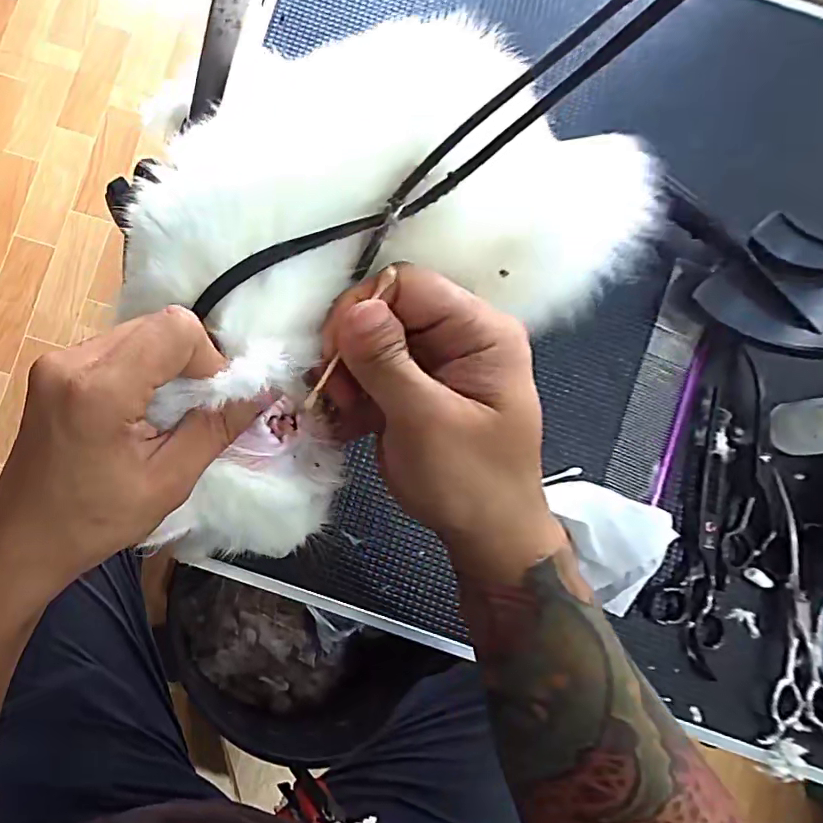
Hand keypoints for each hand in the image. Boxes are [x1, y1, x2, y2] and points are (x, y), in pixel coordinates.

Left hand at [0, 307, 264, 592]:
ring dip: (166, 368)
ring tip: (164, 418)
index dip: (208, 359)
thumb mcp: (169, 482)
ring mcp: (58, 359)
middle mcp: (73, 359)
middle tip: (193, 413)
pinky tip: (138, 413)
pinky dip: (142, 372)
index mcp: (99, 388)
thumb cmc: (96, 521)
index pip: (176, 329)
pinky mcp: (54, 367)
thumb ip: (216, 428)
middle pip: (158, 326)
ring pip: (139, 334)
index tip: (210, 403)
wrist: (25, 536)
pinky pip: (118, 349)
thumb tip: (260, 392)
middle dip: (190, 363)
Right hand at [320, 264, 566, 584]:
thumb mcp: (426, 421)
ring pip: (370, 342)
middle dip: (351, 348)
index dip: (365, 309)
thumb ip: (388, 362)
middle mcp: (460, 338)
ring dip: (347, 375)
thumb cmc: (471, 483)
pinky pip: (371, 373)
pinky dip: (352, 395)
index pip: (410, 285)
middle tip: (338, 392)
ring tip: (344, 413)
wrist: (486, 537)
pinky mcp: (414, 389)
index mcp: (481, 333)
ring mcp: (435, 364)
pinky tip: (346, 423)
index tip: (335, 353)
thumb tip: (355, 308)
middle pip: (386, 311)